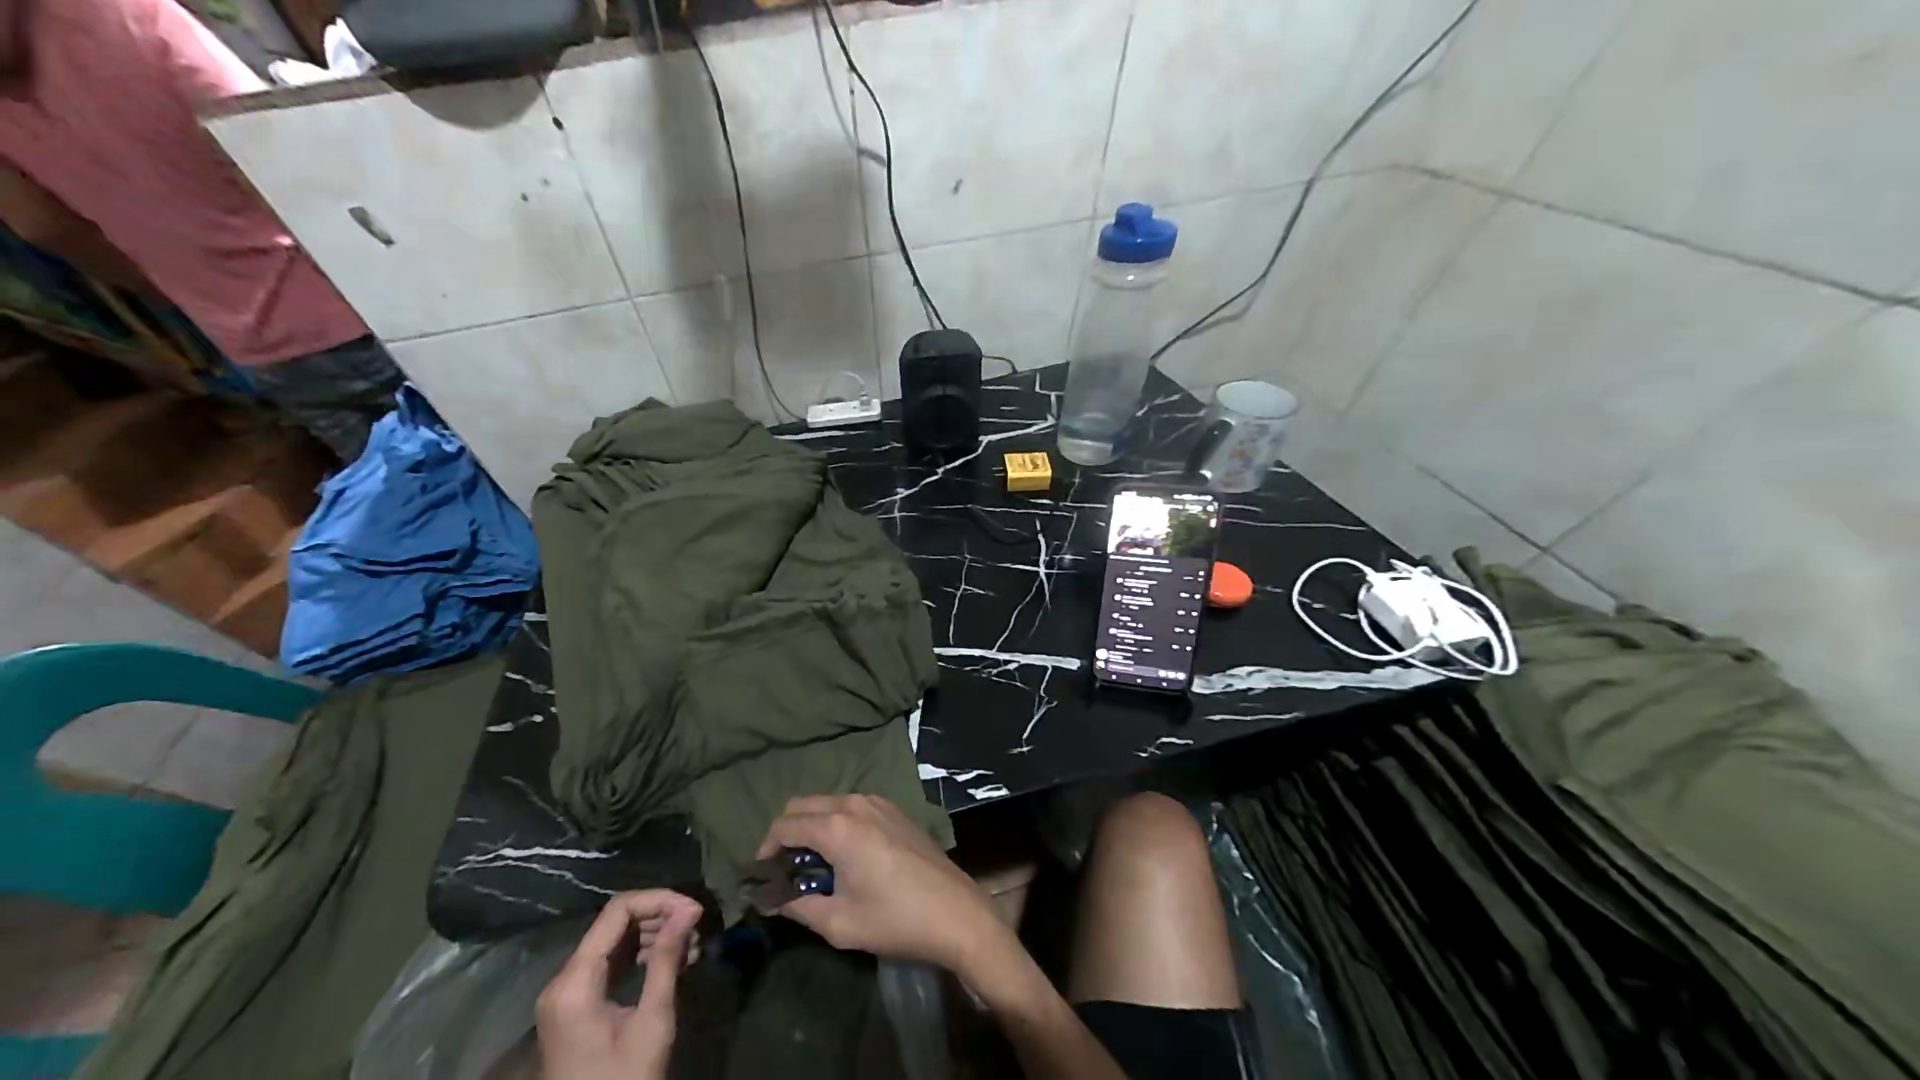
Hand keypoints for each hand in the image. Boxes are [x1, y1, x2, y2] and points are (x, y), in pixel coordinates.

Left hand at [535, 890, 702, 1079]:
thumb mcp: (652, 1021)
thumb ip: (666, 960)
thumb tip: (689, 910)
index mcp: (575, 981)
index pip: (618, 910)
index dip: (659, 900)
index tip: (695, 911)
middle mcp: (563, 980)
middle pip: (614, 923)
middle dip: (660, 917)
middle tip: (697, 929)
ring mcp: (567, 994)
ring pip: (614, 941)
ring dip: (654, 936)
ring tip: (691, 947)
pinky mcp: (575, 1006)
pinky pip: (609, 964)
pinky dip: (640, 956)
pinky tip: (672, 962)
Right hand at [757, 795, 1012, 979]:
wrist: (957, 913)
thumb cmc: (895, 919)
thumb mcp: (839, 922)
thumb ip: (798, 906)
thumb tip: (770, 900)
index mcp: (837, 827)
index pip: (784, 825)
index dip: (765, 850)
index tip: (763, 878)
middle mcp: (855, 804)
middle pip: (802, 805)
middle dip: (786, 833)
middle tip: (785, 871)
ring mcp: (878, 803)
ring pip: (828, 802)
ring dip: (812, 826)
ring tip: (814, 867)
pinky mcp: (895, 810)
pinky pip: (852, 806)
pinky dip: (836, 823)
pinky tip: (844, 856)